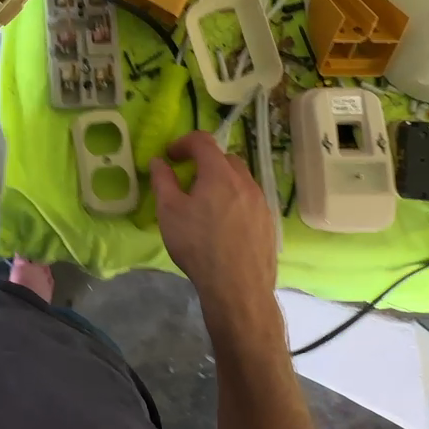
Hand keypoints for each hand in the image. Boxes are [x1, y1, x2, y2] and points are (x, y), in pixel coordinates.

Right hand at [151, 132, 276, 305]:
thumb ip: (163, 180)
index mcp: (219, 174)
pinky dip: (235, 201)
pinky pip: (250, 200)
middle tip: (188, 181)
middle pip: (225, 158)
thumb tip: (159, 161)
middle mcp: (245, 182)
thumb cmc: (198, 245)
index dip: (183, 143)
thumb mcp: (169, 211)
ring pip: (241, 180)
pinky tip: (223, 225)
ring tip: (206, 205)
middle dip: (205, 162)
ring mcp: (261, 203)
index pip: (203, 141)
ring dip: (222, 182)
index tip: (170, 157)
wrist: (238, 288)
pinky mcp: (269, 223)